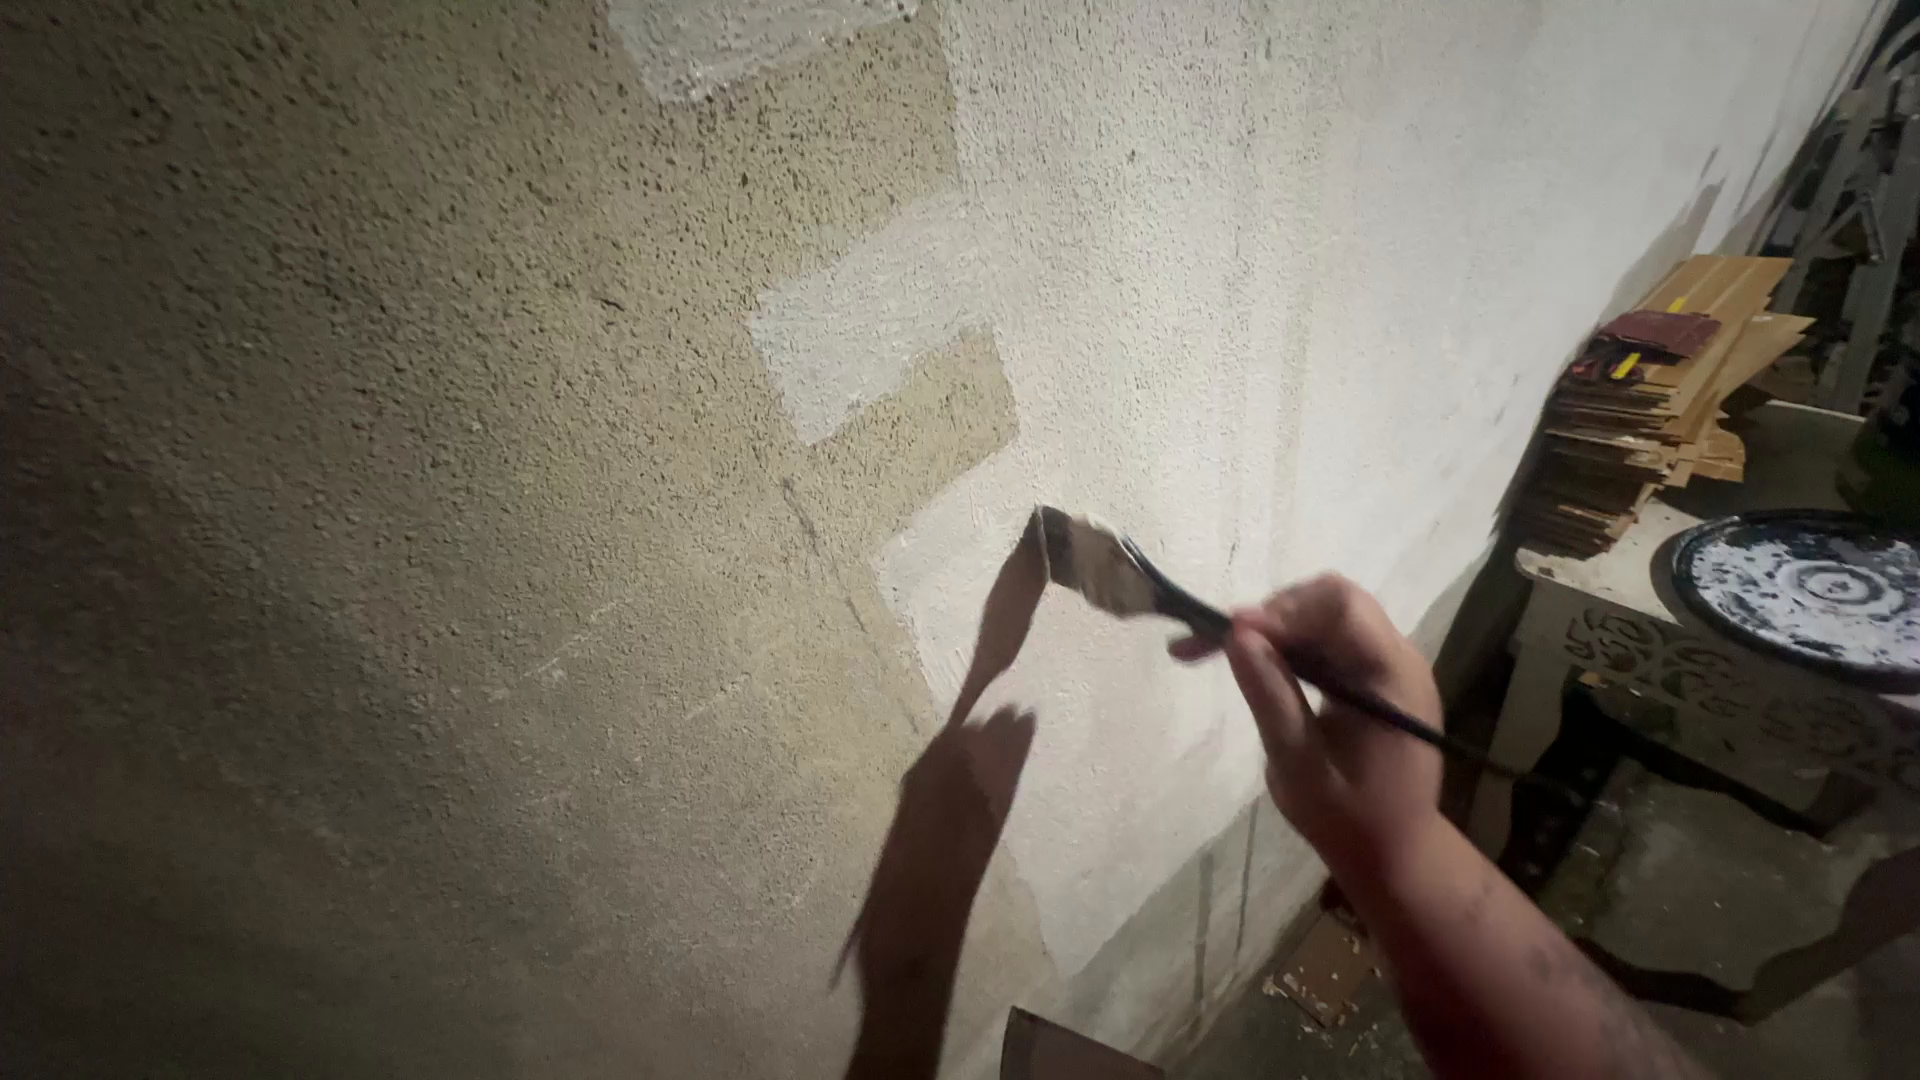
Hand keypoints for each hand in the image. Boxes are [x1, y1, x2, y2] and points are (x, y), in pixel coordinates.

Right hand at [1171, 574, 1443, 876]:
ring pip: (1319, 612)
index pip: (1343, 608)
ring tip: (1212, 647)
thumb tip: (1236, 636)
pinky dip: (1277, 641)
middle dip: (1270, 613)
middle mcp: (1395, 658)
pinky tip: (1245, 657)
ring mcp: (1381, 664)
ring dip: (1267, 625)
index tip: (1230, 632)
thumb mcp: (1299, 765)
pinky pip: (1318, 636)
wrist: (1391, 853)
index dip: (1283, 610)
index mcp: (1392, 677)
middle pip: (1331, 599)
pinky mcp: (1363, 673)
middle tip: (1216, 642)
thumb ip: (1270, 696)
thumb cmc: (1348, 819)